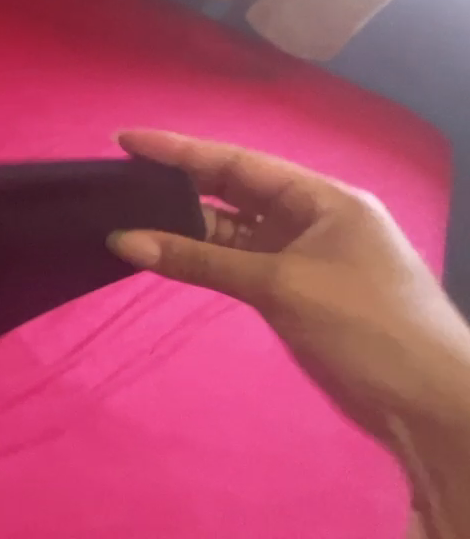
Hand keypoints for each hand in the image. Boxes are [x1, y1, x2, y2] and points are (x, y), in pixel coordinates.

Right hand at [108, 130, 469, 441]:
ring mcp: (297, 252)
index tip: (124, 141)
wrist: (434, 409)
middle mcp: (309, 218)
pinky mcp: (284, 284)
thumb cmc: (369, 326)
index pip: (237, 162)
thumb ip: (195, 259)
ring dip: (176, 222)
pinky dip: (190, 251)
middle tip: (116, 173)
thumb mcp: (279, 285)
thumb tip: (119, 240)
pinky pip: (225, 255)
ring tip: (122, 210)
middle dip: (173, 181)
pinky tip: (153, 248)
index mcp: (323, 201)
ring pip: (222, 224)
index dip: (178, 150)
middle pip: (227, 188)